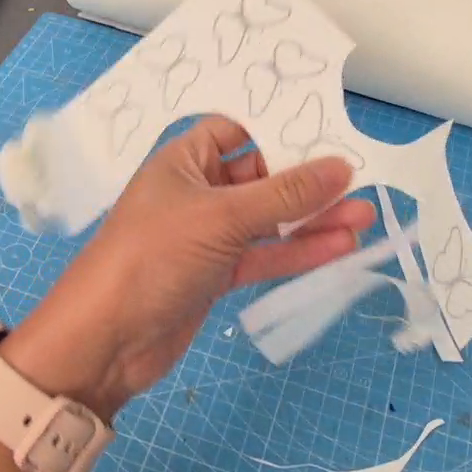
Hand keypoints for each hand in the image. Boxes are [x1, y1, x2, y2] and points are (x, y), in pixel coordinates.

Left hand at [0, 118, 375, 417]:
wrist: (105, 341)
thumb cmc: (154, 255)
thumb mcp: (223, 217)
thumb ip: (286, 195)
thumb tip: (343, 167)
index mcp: (183, 161)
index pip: (236, 130)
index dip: (277, 130)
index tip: (327, 132)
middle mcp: (196, 192)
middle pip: (261, 177)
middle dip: (307, 181)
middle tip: (359, 181)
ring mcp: (207, 236)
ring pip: (268, 220)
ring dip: (312, 219)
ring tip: (365, 215)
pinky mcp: (216, 275)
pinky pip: (264, 255)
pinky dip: (298, 252)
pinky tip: (340, 246)